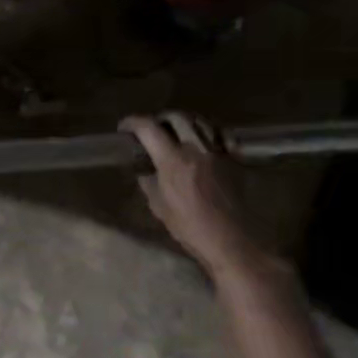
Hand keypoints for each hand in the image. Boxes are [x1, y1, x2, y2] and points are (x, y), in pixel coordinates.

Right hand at [121, 113, 262, 275]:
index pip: (148, 128)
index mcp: (173, 161)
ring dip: (183, 121)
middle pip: (176, 117)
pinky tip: (203, 138)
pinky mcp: (233, 159)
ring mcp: (217, 152)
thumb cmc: (189, 227)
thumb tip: (144, 168)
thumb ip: (148, 181)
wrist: (230, 240)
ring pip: (200, 121)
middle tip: (152, 128)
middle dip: (159, 118)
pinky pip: (220, 134)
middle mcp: (196, 149)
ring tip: (176, 130)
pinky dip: (208, 130)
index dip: (132, 123)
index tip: (124, 129)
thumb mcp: (158, 205)